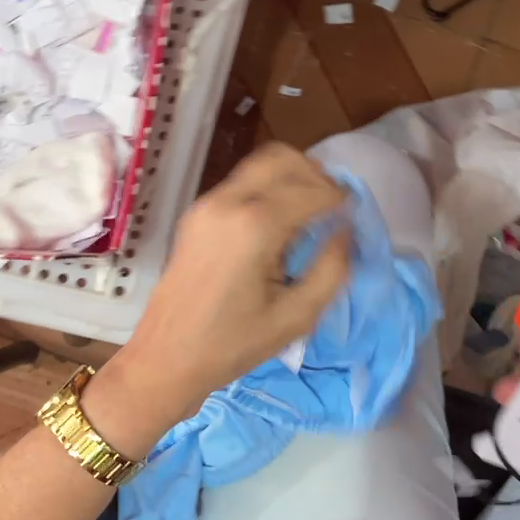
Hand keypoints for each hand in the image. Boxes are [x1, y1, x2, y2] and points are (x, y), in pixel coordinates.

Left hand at [100, 143, 352, 426]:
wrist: (166, 359)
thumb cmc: (231, 346)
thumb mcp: (296, 317)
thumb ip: (332, 269)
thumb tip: (346, 232)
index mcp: (254, 226)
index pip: (312, 191)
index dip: (340, 200)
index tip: (353, 217)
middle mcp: (227, 203)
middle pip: (283, 159)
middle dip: (316, 176)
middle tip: (333, 207)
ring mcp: (205, 206)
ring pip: (259, 166)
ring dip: (290, 179)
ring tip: (308, 215)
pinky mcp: (194, 216)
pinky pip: (239, 185)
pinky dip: (266, 191)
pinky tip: (277, 227)